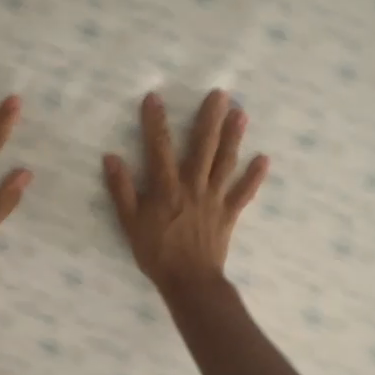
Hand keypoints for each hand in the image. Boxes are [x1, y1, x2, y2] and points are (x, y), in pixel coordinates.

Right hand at [103, 90, 268, 293]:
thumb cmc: (155, 252)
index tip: (154, 96)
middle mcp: (193, 186)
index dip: (155, 121)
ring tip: (241, 113)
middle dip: (210, 118)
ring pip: (225, 162)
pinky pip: (243, 192)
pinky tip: (263, 159)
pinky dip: (254, 176)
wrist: (189, 281)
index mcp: (166, 187)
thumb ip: (121, 189)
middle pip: (203, 146)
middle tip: (220, 93)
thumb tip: (111, 158)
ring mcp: (214, 198)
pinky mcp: (229, 213)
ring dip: (234, 137)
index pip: (159, 147)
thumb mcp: (129, 222)